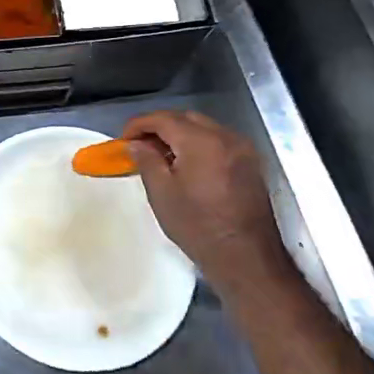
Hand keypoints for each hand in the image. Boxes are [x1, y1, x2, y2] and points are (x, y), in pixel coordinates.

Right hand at [121, 110, 280, 282]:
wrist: (245, 255)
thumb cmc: (197, 226)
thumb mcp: (162, 193)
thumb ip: (147, 160)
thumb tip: (136, 144)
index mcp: (201, 142)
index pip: (164, 118)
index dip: (139, 124)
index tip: (123, 139)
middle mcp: (225, 137)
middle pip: (185, 117)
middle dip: (159, 125)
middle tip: (140, 144)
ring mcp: (242, 149)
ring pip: (203, 127)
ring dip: (179, 133)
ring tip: (160, 154)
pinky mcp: (249, 162)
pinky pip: (218, 140)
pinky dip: (197, 143)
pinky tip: (185, 163)